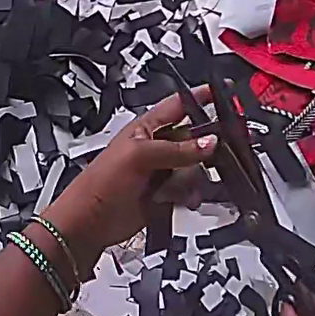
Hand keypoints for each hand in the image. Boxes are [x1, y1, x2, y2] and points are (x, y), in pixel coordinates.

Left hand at [41, 86, 216, 264]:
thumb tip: (208, 142)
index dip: (202, 97)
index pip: (179, 105)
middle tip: (219, 154)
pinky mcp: (166, 194)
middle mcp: (157, 147)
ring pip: (197, 167)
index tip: (225, 92)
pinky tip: (185, 199)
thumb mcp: (139, 157)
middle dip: (207, 147)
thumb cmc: (99, 184)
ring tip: (182, 187)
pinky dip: (193, 194)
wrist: (90, 223)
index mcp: (146, 128)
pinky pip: (192, 190)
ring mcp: (163, 171)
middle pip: (196, 139)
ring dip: (196, 178)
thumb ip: (176, 149)